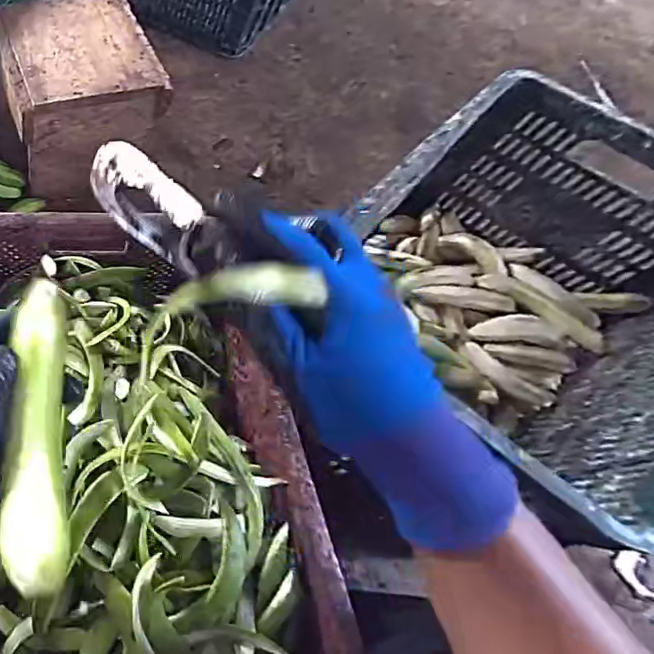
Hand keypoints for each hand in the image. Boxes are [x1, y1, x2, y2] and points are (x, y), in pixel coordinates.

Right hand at [260, 211, 517, 551]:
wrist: (412, 439)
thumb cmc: (351, 407)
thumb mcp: (302, 367)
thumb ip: (277, 321)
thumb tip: (250, 285)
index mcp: (345, 295)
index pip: (301, 246)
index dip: (269, 227)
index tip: (241, 215)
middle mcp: (369, 285)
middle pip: (333, 235)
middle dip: (297, 229)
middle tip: (262, 241)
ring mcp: (383, 298)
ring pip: (346, 253)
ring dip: (313, 250)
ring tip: (276, 269)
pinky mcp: (388, 314)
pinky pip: (353, 275)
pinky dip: (326, 271)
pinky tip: (304, 296)